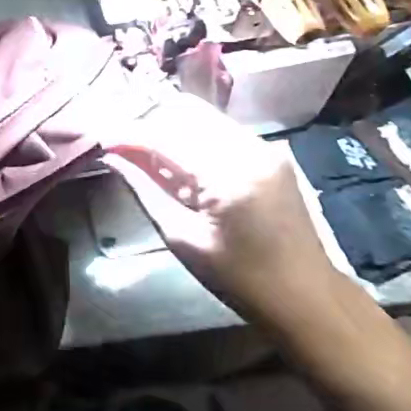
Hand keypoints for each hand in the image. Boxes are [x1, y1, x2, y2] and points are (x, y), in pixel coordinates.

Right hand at [105, 94, 335, 314]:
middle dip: (149, 125)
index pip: (165, 135)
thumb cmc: (240, 279)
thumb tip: (113, 159)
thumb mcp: (182, 238)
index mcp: (228, 173)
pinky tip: (180, 165)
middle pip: (185, 113)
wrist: (307, 297)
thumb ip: (145, 190)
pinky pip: (222, 131)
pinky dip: (194, 139)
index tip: (103, 142)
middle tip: (123, 148)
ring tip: (147, 157)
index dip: (129, 136)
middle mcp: (249, 147)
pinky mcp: (270, 154)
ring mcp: (264, 148)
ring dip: (171, 129)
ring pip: (203, 118)